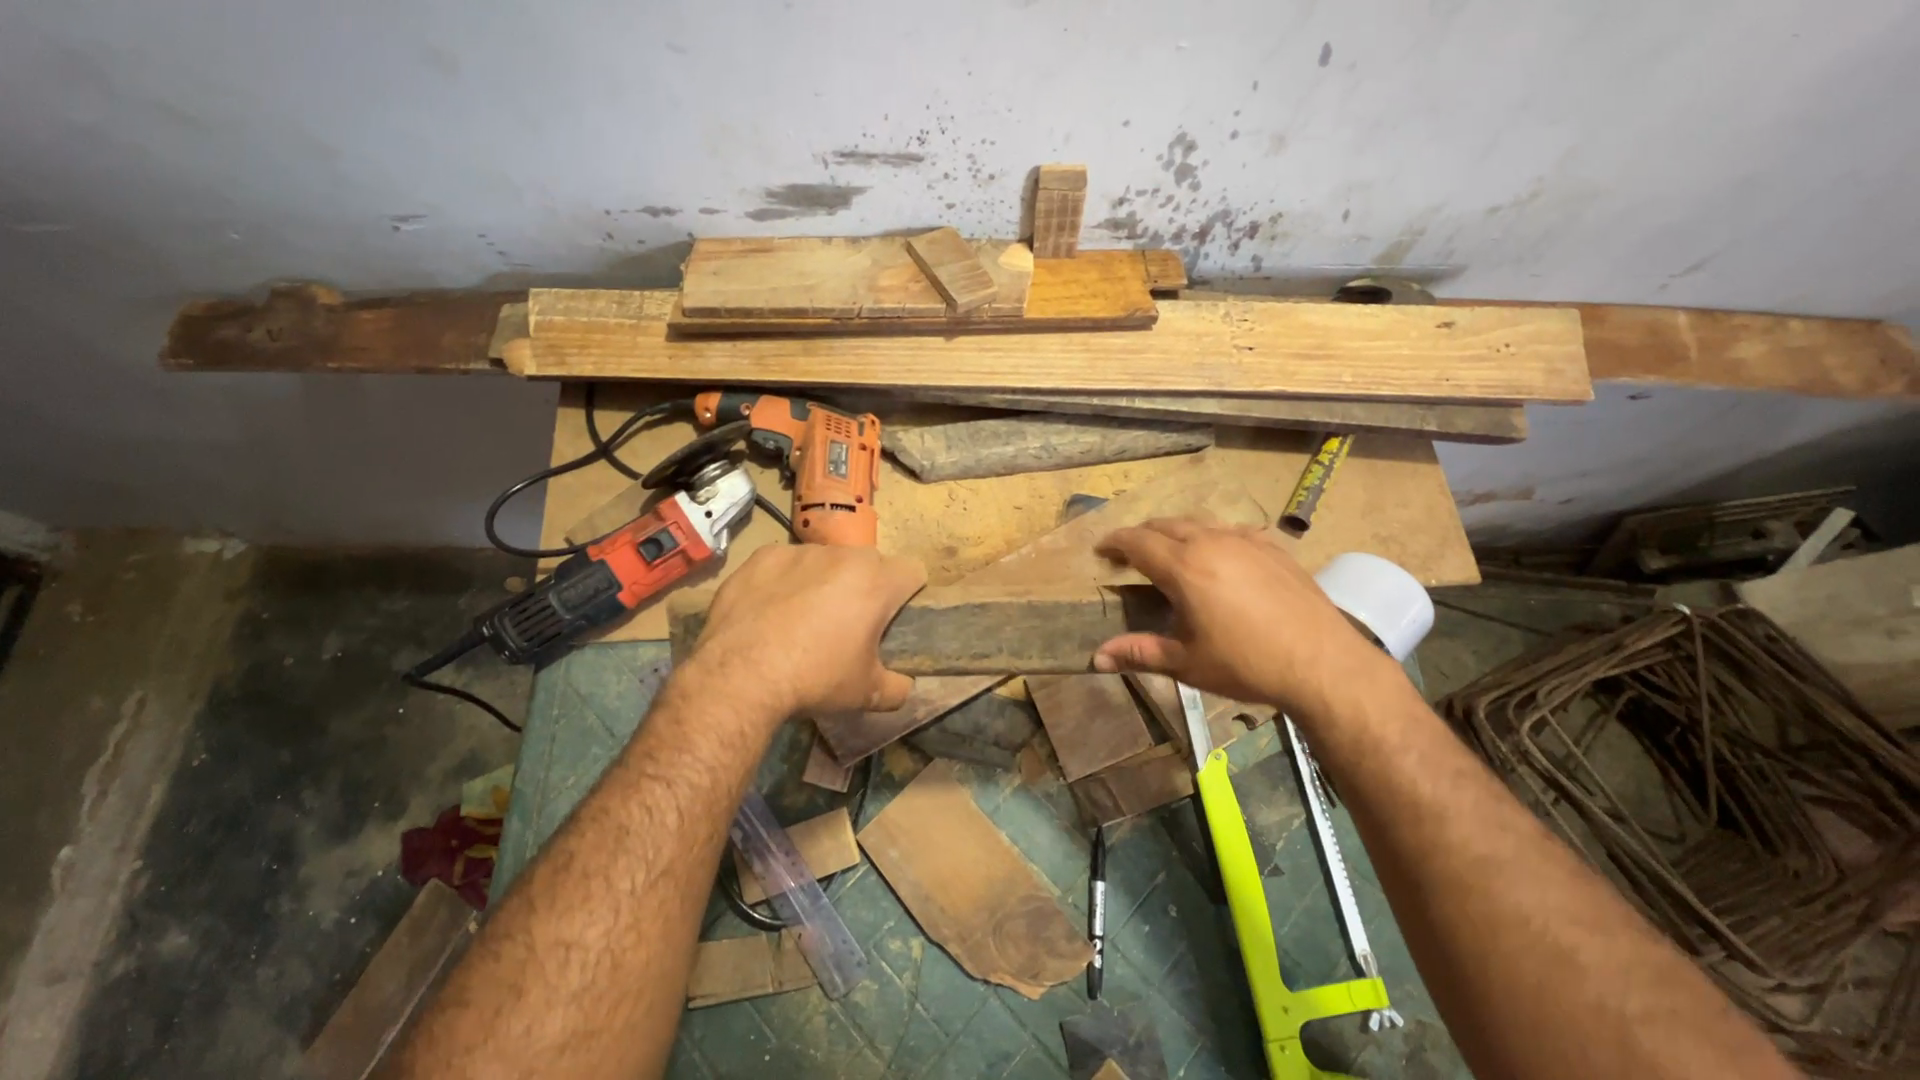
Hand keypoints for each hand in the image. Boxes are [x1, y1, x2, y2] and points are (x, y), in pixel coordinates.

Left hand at [680, 544, 926, 718]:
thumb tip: (904, 685)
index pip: (914, 571)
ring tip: (802, 620)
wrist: (739, 677)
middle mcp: (841, 555)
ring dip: (824, 582)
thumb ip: (898, 687)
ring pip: (825, 561)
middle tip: (848, 625)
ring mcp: (798, 552)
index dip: (909, 595)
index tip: (893, 620)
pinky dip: (784, 582)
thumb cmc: (814, 680)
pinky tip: (770, 612)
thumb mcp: (867, 694)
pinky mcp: (761, 558)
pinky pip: (785, 564)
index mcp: (876, 581)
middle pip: (868, 564)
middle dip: (865, 588)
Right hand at [1092, 519, 1390, 715]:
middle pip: (1166, 525)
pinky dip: (1213, 535)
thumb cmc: (1246, 664)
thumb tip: (1096, 658)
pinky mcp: (1274, 548)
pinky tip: (1219, 553)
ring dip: (1177, 531)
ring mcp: (1247, 541)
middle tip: (1130, 554)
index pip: (1137, 542)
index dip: (1115, 543)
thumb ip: (1138, 653)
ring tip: (1171, 550)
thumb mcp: (1185, 663)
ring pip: (1201, 522)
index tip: (1101, 549)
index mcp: (1184, 567)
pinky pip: (1233, 530)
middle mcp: (1212, 542)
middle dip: (1143, 535)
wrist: (1321, 662)